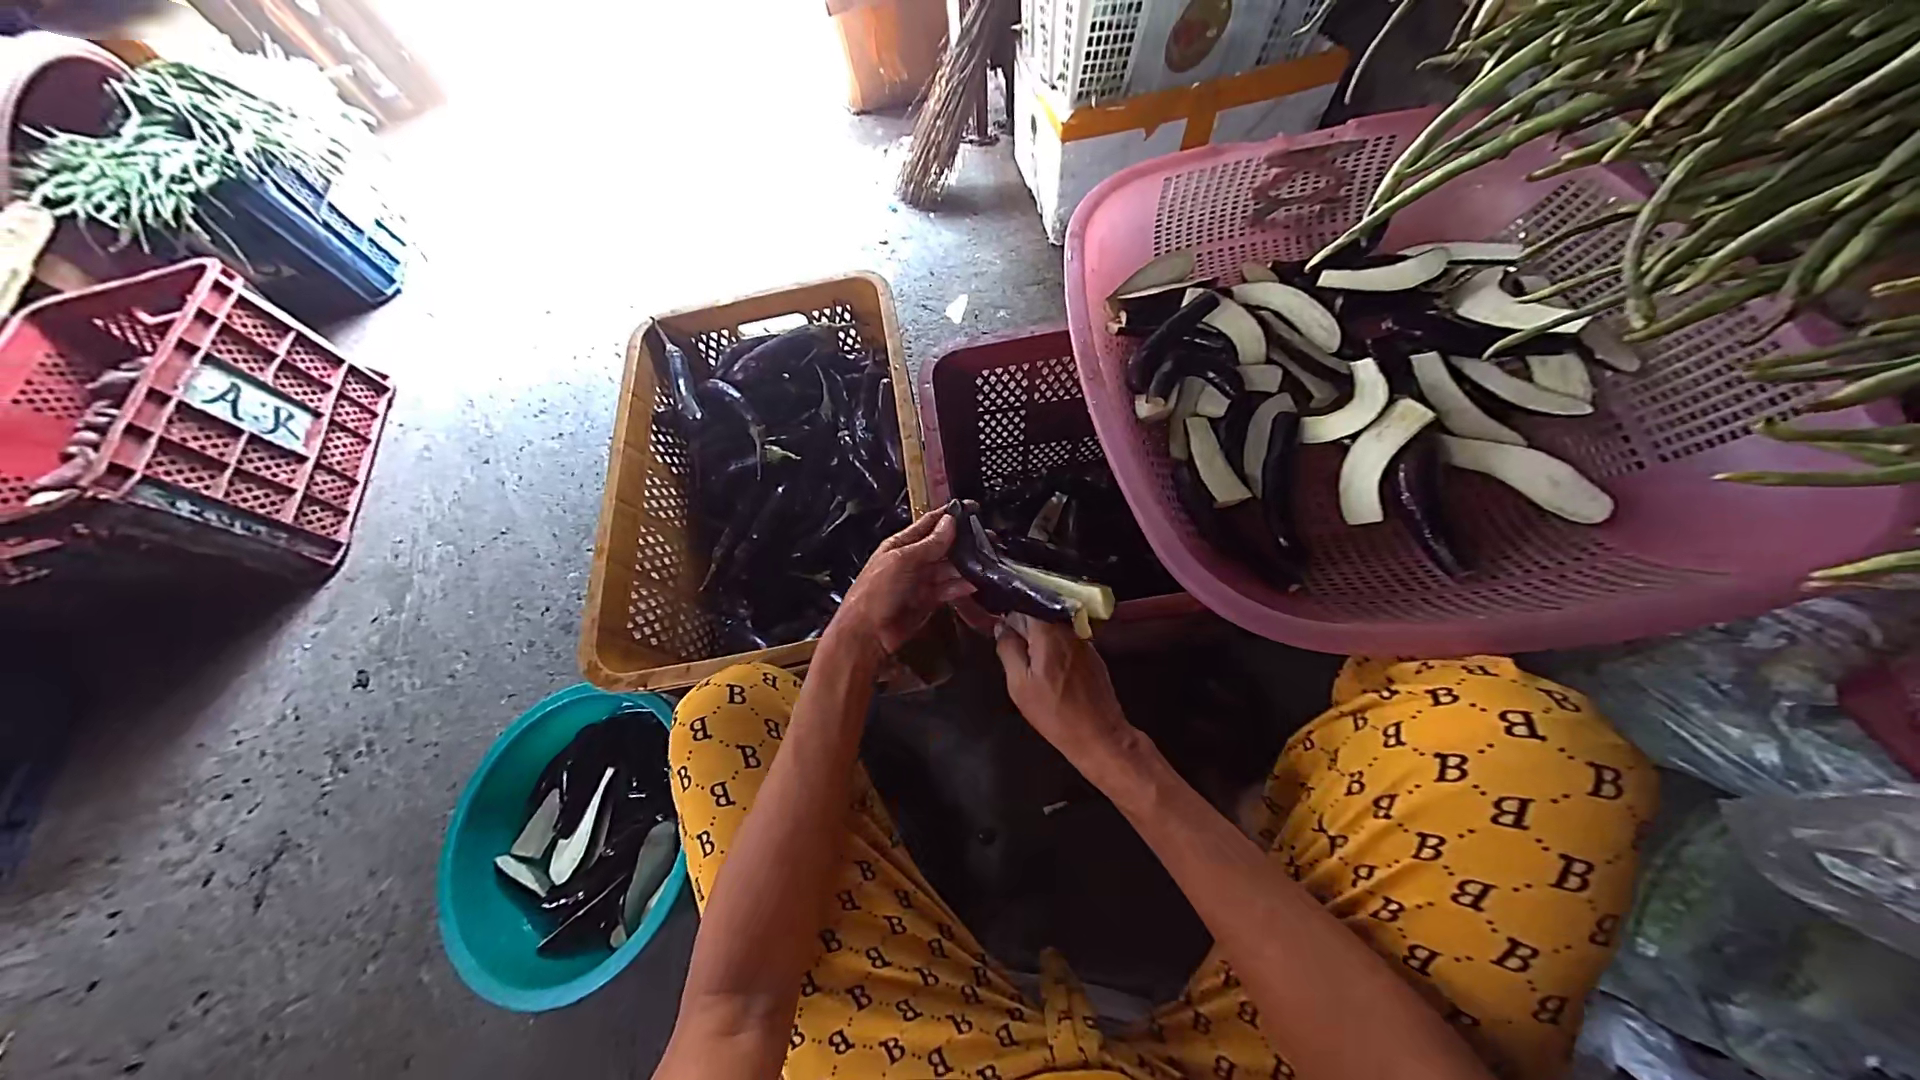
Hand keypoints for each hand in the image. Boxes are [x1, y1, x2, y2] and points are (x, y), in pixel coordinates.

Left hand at [831, 507, 974, 658]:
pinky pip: (948, 590)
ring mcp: (920, 582)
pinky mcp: (927, 601)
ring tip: (984, 562)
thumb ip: (929, 544)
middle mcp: (911, 562)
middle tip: (986, 539)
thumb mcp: (903, 561)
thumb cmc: (873, 595)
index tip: (969, 509)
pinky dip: (961, 587)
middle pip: (942, 547)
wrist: (867, 635)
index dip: (948, 516)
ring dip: (965, 566)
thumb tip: (949, 523)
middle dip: (963, 543)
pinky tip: (973, 584)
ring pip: (948, 569)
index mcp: (900, 545)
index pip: (929, 524)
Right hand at [992, 613, 1134, 762]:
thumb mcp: (1019, 684)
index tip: (1003, 635)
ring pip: (1054, 630)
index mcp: (1048, 631)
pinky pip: (1067, 643)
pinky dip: (1056, 651)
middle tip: (1016, 656)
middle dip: (1025, 630)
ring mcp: (1084, 641)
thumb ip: (1008, 649)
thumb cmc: (1055, 712)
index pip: (1023, 606)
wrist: (1099, 735)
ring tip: (1034, 668)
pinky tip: (1053, 674)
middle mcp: (1068, 629)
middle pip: (1040, 615)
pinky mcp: (1093, 655)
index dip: (1010, 618)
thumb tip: (1002, 627)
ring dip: (1041, 642)